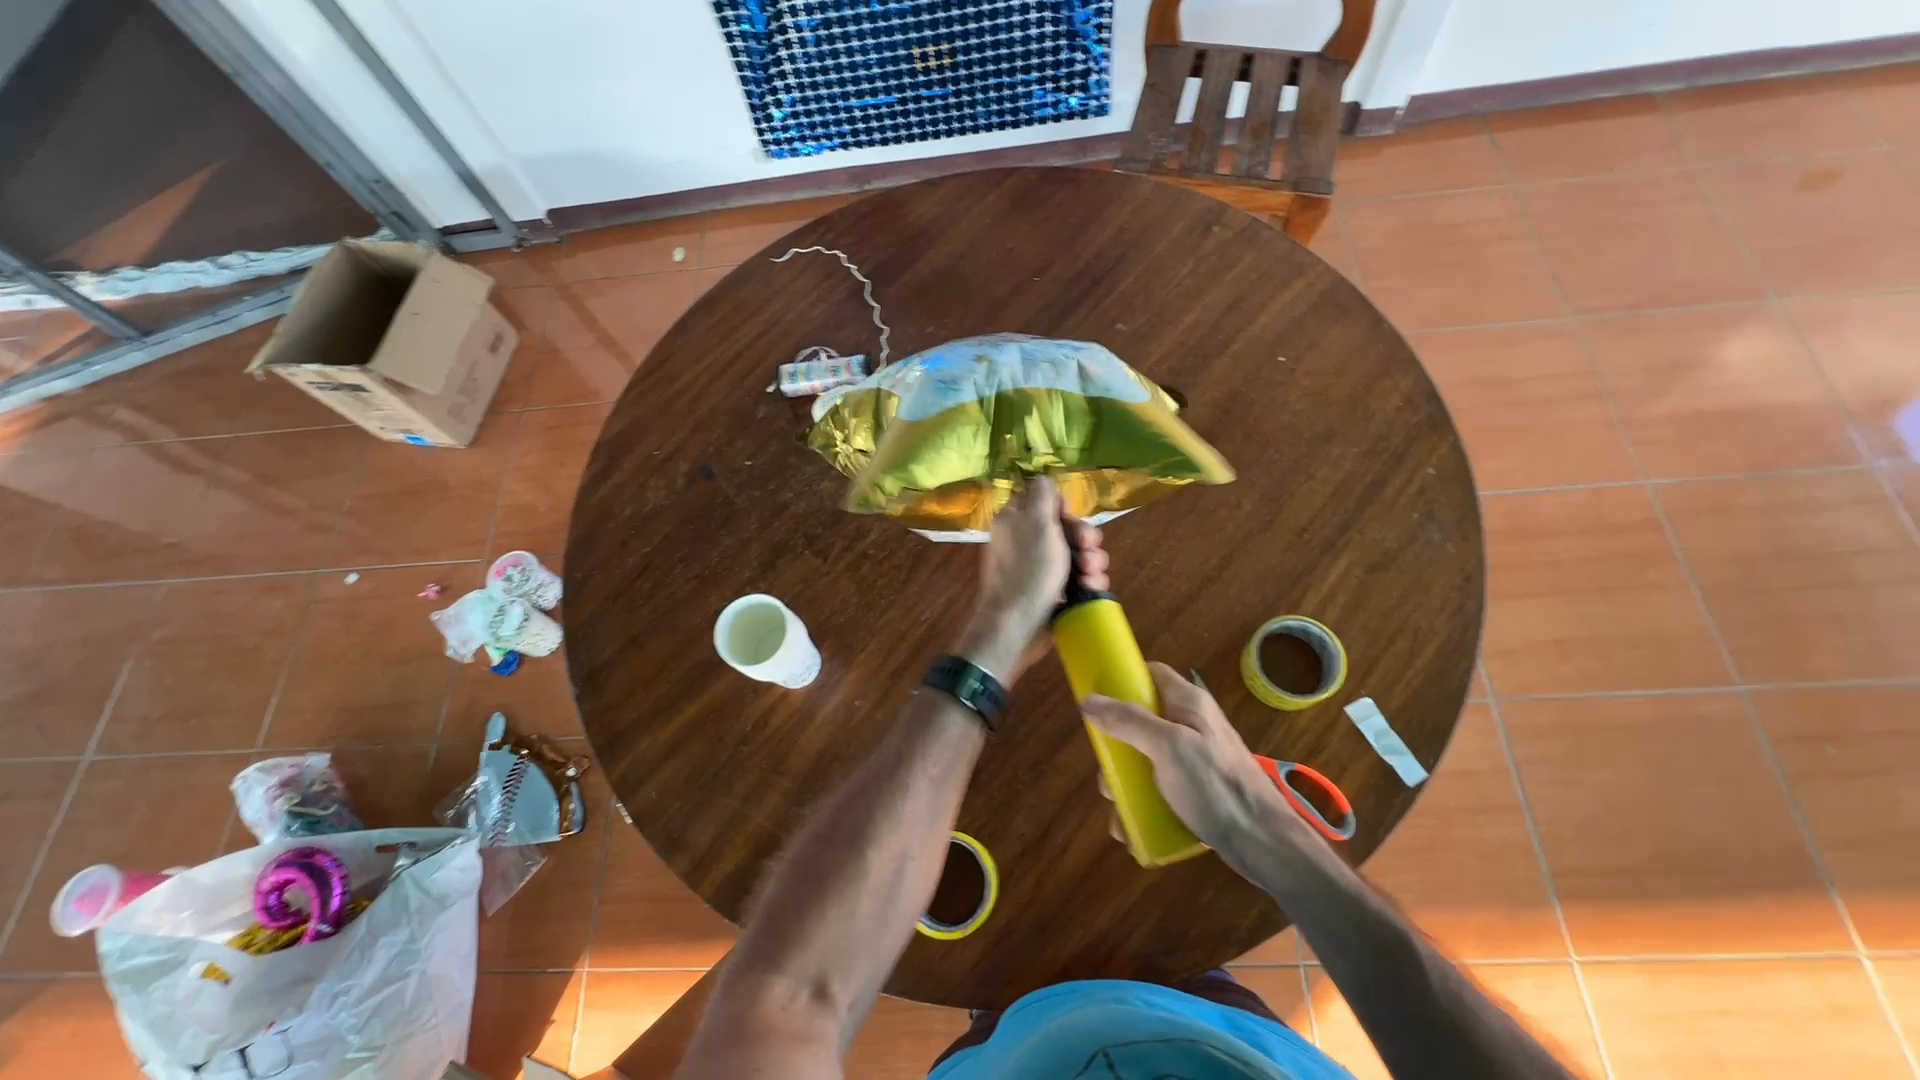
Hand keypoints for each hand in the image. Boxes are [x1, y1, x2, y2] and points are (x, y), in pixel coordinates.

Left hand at [957, 477, 1109, 683]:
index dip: (1063, 508)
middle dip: (1085, 538)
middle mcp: (1027, 541)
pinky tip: (1090, 589)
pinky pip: (1079, 579)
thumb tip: (1043, 481)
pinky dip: (1088, 582)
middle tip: (1087, 550)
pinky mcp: (1054, 592)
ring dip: (1092, 562)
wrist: (1018, 625)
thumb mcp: (1036, 520)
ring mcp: (1040, 569)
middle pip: (1068, 528)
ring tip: (1089, 575)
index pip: (1045, 501)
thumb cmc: (1028, 569)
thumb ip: (1042, 493)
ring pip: (1079, 554)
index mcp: (1017, 520)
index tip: (1068, 519)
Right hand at [1083, 662, 1311, 861]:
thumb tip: (1088, 700)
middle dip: (1116, 747)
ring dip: (1124, 783)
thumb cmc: (1215, 785)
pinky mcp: (1194, 792)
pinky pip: (1157, 791)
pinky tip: (1130, 826)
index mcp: (1188, 704)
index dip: (1123, 679)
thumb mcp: (1168, 747)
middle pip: (1140, 721)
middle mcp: (1190, 727)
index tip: (1095, 698)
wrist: (1262, 841)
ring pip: (1144, 760)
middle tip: (1108, 770)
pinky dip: (1140, 806)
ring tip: (1117, 806)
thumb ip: (1129, 721)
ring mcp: (1193, 761)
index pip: (1152, 674)